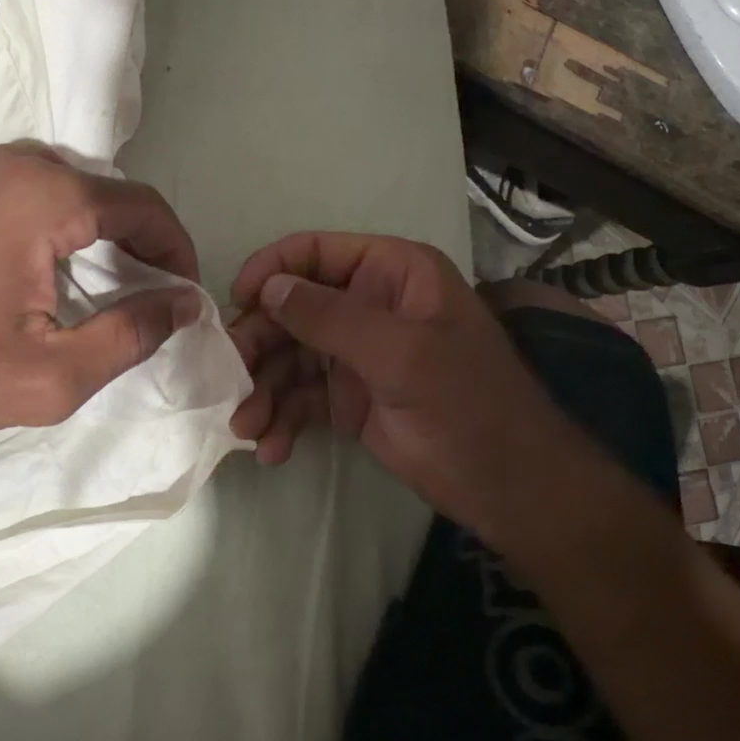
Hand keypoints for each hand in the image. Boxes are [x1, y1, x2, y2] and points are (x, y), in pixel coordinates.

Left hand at [0, 143, 200, 483]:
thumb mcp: (55, 376)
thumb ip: (133, 334)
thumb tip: (186, 304)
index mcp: (44, 194)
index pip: (145, 209)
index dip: (178, 255)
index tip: (187, 305)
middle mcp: (20, 163)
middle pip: (117, 197)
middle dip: (148, 250)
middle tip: (156, 310)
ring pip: (86, 197)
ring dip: (114, 245)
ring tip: (122, 305)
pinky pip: (51, 201)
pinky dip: (78, 238)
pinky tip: (74, 287)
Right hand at [227, 232, 568, 521]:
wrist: (510, 487)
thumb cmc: (469, 405)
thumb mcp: (402, 355)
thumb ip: (332, 317)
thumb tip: (268, 287)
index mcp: (393, 274)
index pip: (317, 253)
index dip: (272, 270)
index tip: (237, 302)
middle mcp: (369, 306)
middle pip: (292, 310)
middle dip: (258, 346)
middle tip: (230, 382)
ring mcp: (357, 354)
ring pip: (290, 358)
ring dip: (263, 391)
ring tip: (246, 428)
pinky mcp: (349, 399)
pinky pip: (301, 398)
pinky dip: (282, 420)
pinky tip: (270, 448)